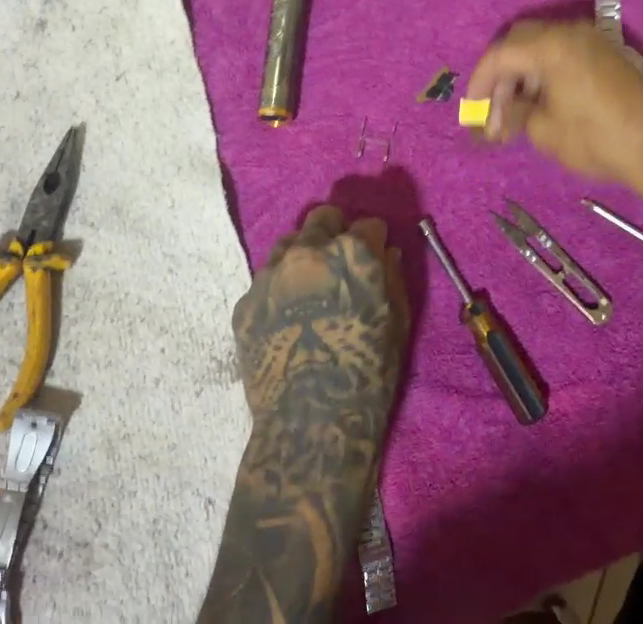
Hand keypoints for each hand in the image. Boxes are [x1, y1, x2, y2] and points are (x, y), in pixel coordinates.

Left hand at [202, 207, 409, 622]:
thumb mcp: (397, 323)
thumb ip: (391, 278)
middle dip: (336, 231)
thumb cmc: (368, 373)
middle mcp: (307, 252)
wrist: (309, 422)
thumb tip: (385, 254)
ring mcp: (270, 275)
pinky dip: (281, 287)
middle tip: (343, 258)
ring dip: (305, 254)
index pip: (368, 224)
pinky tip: (289, 315)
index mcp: (351, 253)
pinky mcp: (245, 303)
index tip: (377, 252)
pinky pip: (266, 280)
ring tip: (313, 284)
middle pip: (321, 219)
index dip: (375, 239)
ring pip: (289, 244)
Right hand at [465, 20, 642, 196]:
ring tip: (516, 114)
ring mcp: (593, 40)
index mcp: (551, 45)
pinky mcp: (607, 54)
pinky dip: (546, 73)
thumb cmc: (596, 139)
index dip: (480, 82)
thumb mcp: (544, 130)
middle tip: (493, 109)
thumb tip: (504, 112)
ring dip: (524, 75)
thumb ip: (516, 112)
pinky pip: (565, 53)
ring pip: (543, 46)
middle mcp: (571, 32)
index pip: (500, 54)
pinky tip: (541, 103)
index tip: (471, 109)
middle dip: (501, 75)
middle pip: (520, 42)